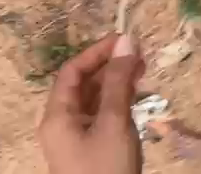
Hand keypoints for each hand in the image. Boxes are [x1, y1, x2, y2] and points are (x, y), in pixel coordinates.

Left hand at [40, 34, 145, 173]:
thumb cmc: (105, 168)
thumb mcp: (113, 122)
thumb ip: (118, 80)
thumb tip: (126, 40)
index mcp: (57, 116)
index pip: (71, 71)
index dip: (97, 51)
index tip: (126, 40)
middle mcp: (61, 124)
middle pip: (82, 83)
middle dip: (110, 65)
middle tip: (140, 56)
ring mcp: (75, 139)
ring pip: (93, 98)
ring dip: (116, 82)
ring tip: (142, 73)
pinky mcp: (89, 151)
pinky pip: (100, 115)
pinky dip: (118, 101)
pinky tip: (137, 98)